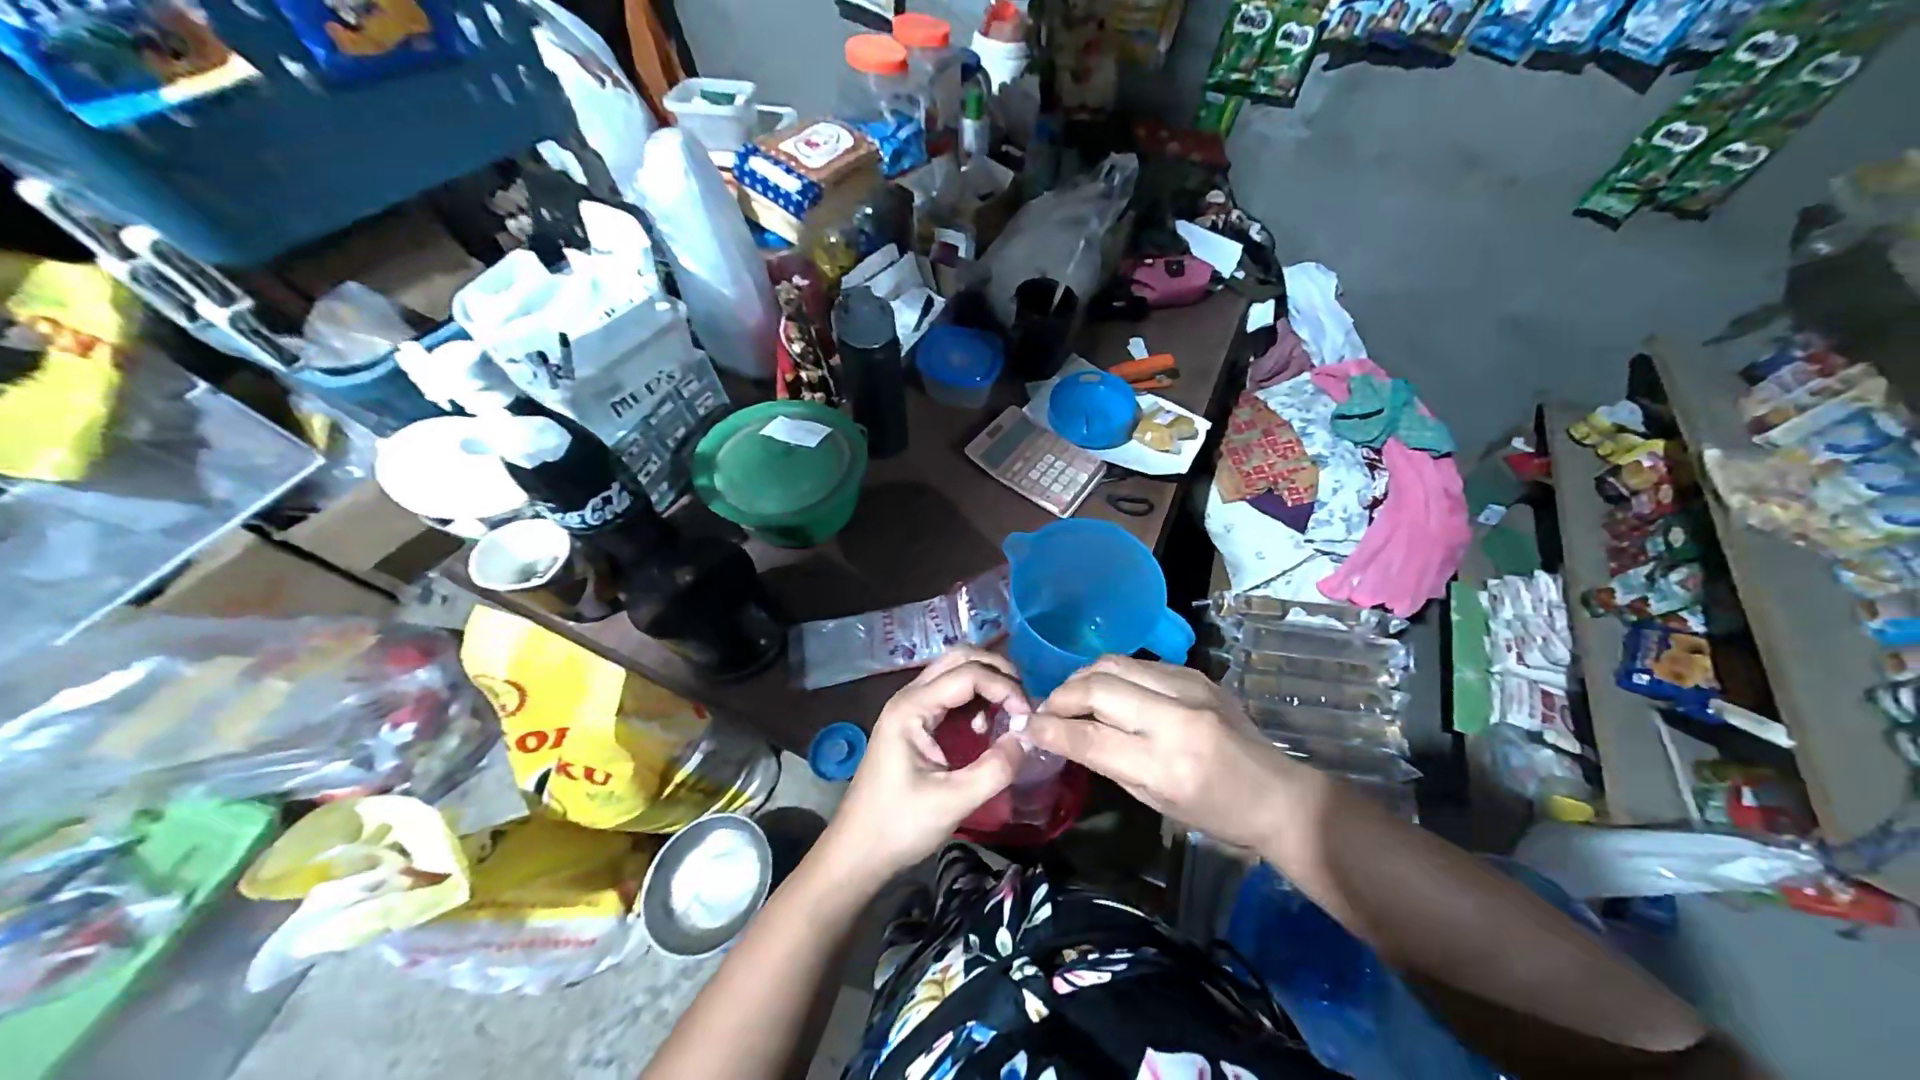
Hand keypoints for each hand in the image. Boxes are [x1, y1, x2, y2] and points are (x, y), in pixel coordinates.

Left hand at [819, 648, 1029, 883]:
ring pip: (954, 672)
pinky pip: (949, 693)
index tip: (1027, 717)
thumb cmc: (900, 826)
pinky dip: (974, 698)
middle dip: (997, 671)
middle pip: (959, 658)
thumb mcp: (954, 801)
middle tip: (1023, 702)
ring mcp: (910, 708)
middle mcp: (909, 697)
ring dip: (986, 682)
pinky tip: (984, 727)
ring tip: (1009, 714)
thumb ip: (995, 768)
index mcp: (911, 708)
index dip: (1004, 687)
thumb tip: (1028, 737)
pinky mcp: (915, 723)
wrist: (858, 851)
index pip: (968, 673)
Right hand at [1024, 656, 1305, 849]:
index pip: (1091, 738)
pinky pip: (1138, 664)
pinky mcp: (1196, 673)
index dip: (1050, 729)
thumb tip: (1062, 735)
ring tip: (1071, 696)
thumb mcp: (1154, 800)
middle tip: (1046, 710)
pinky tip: (1108, 691)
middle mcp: (1177, 717)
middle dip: (1061, 695)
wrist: (1277, 793)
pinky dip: (1112, 675)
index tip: (1026, 725)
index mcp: (1167, 765)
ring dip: (1082, 678)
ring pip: (1114, 664)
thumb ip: (1107, 761)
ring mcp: (1190, 688)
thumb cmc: (1214, 813)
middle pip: (1098, 688)